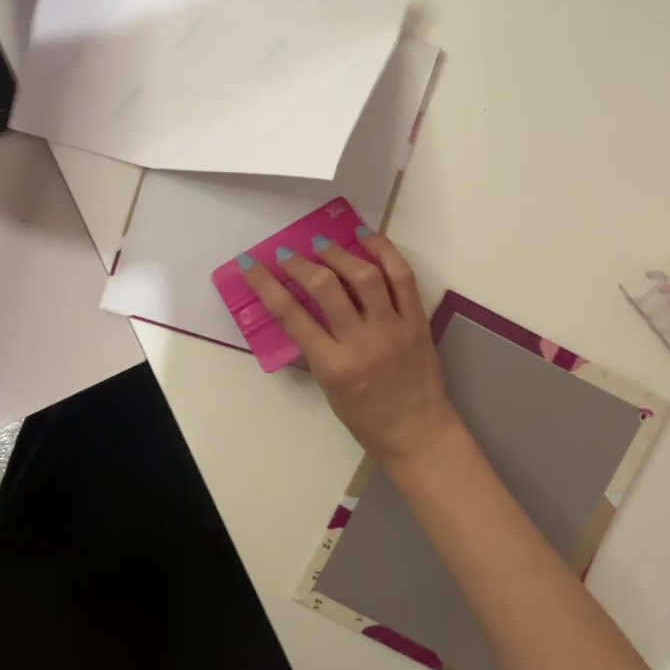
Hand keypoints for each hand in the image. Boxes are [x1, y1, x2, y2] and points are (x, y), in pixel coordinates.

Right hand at [238, 230, 461, 463]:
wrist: (418, 432)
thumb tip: (296, 307)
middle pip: (326, 287)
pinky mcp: (417, 320)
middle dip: (301, 264)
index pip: (291, 315)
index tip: (251, 264)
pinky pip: (402, 277)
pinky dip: (384, 251)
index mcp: (333, 365)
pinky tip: (365, 237)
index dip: (265, 284)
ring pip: (364, 276)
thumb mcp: (328, 387)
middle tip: (288, 254)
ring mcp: (392, 328)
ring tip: (321, 244)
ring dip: (338, 253)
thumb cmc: (365, 417)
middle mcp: (361, 342)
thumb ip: (314, 347)